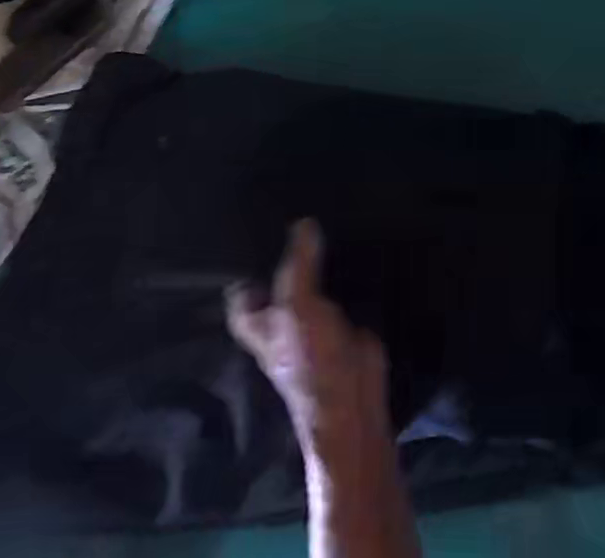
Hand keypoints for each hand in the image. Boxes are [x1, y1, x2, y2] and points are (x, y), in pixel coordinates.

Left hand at [226, 220, 420, 557]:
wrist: (354, 398)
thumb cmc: (310, 360)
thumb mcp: (298, 307)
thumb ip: (300, 265)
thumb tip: (304, 221)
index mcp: (257, 321)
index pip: (243, 287)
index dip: (247, 259)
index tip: (257, 222)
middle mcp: (283, 318)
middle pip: (281, 279)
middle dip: (290, 252)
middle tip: (302, 206)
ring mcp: (315, 320)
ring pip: (314, 282)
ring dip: (323, 259)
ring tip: (334, 214)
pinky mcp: (347, 320)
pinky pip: (345, 289)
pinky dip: (351, 271)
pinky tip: (362, 243)